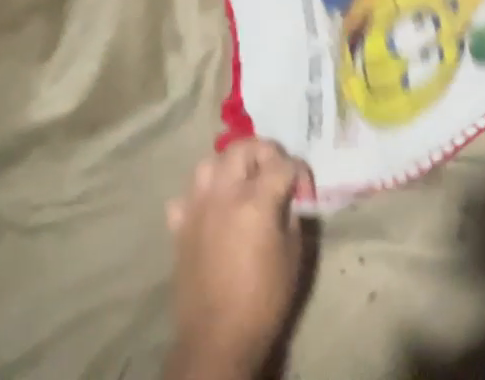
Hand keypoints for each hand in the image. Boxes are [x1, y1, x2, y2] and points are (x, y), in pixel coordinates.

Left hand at [165, 139, 313, 379]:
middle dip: (264, 152)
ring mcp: (196, 208)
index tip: (305, 190)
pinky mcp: (179, 227)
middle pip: (242, 148)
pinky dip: (201, 195)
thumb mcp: (294, 254)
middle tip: (276, 172)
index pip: (282, 163)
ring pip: (209, 163)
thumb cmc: (265, 298)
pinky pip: (186, 196)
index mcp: (256, 200)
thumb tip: (288, 199)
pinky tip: (213, 210)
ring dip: (230, 165)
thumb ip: (291, 215)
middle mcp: (223, 194)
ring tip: (243, 183)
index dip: (300, 171)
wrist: (218, 336)